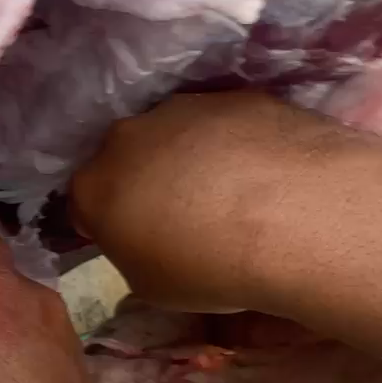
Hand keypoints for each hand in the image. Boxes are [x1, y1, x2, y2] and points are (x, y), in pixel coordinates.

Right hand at [69, 92, 361, 312]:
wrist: (297, 218)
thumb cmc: (209, 267)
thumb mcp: (150, 286)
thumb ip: (132, 255)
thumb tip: (145, 242)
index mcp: (92, 186)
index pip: (84, 205)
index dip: (107, 226)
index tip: (134, 244)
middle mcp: (125, 138)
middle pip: (124, 161)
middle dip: (142, 184)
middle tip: (180, 219)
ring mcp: (181, 109)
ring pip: (172, 136)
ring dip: (188, 160)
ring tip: (232, 197)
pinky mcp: (235, 96)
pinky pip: (224, 125)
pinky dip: (234, 145)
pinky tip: (266, 177)